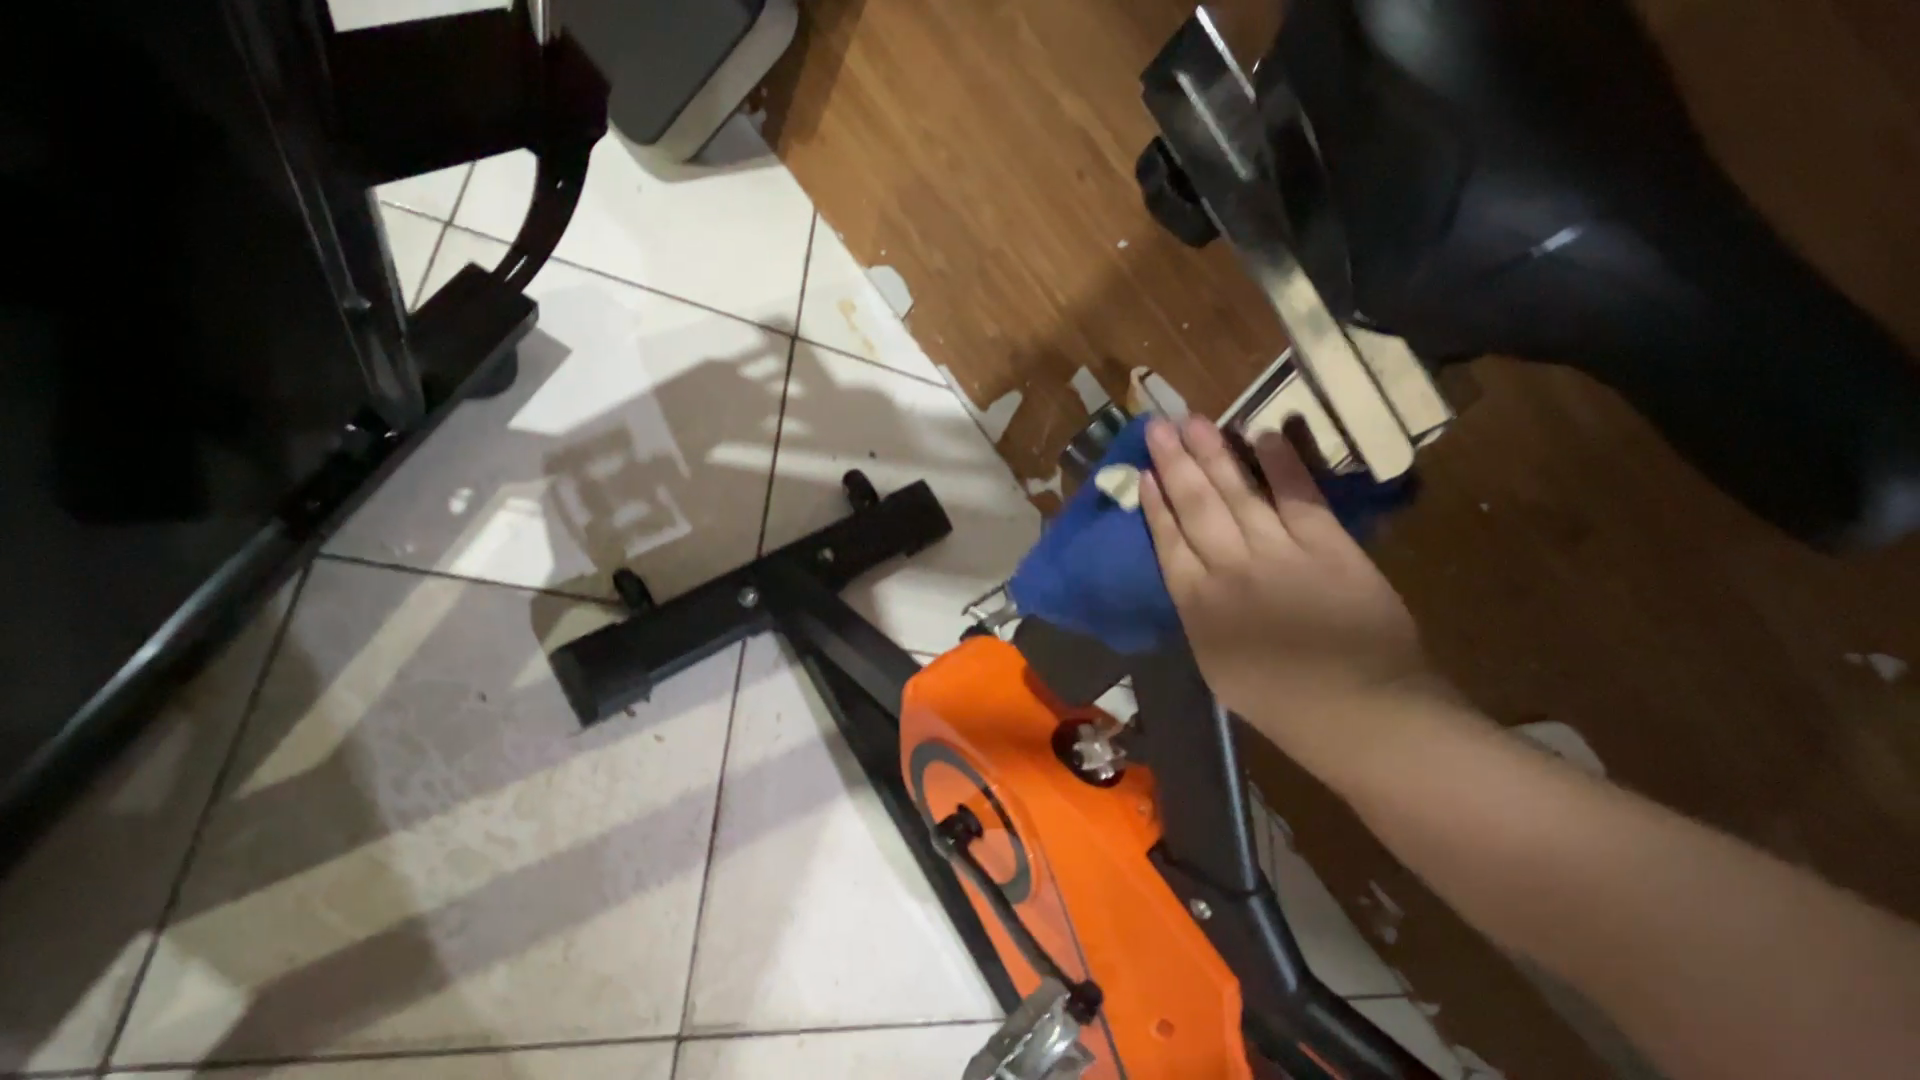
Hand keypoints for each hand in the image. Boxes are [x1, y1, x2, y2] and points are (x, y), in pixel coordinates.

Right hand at [1140, 416, 1433, 734]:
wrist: (1358, 709)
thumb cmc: (1282, 702)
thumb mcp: (1218, 666)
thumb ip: (1201, 617)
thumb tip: (1195, 580)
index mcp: (1198, 607)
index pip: (1169, 543)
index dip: (1155, 505)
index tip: (1145, 472)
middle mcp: (1230, 570)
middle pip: (1196, 506)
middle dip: (1174, 463)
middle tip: (1158, 425)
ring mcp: (1279, 552)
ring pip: (1238, 493)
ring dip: (1214, 454)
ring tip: (1193, 420)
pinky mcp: (1327, 544)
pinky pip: (1298, 495)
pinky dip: (1281, 464)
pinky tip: (1263, 434)